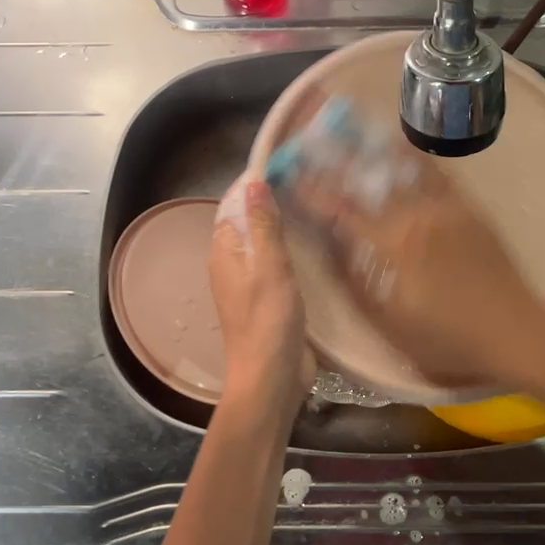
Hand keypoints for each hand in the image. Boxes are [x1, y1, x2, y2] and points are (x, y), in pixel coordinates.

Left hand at [209, 176, 314, 406]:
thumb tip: (255, 181)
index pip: (233, 205)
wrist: (272, 379)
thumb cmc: (267, 321)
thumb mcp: (269, 267)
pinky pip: (280, 265)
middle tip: (310, 182)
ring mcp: (252, 283)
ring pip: (267, 244)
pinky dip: (295, 251)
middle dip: (273, 203)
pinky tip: (320, 244)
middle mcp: (233, 264)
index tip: (286, 164)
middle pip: (250, 223)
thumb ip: (263, 225)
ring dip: (287, 227)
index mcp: (224, 253)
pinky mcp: (271, 300)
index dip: (254, 185)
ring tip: (320, 206)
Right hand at [280, 154, 544, 389]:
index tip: (288, 175)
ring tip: (345, 128)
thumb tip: (328, 247)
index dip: (312, 191)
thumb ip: (354, 282)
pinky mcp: (467, 207)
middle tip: (310, 140)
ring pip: (398, 168)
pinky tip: (397, 144)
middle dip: (333, 159)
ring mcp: (444, 206)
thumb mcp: (390, 323)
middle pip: (366, 180)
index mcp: (391, 244)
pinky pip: (434, 173)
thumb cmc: (448, 338)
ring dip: (368, 148)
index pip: (340, 210)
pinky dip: (411, 156)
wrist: (516, 331)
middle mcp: (414, 215)